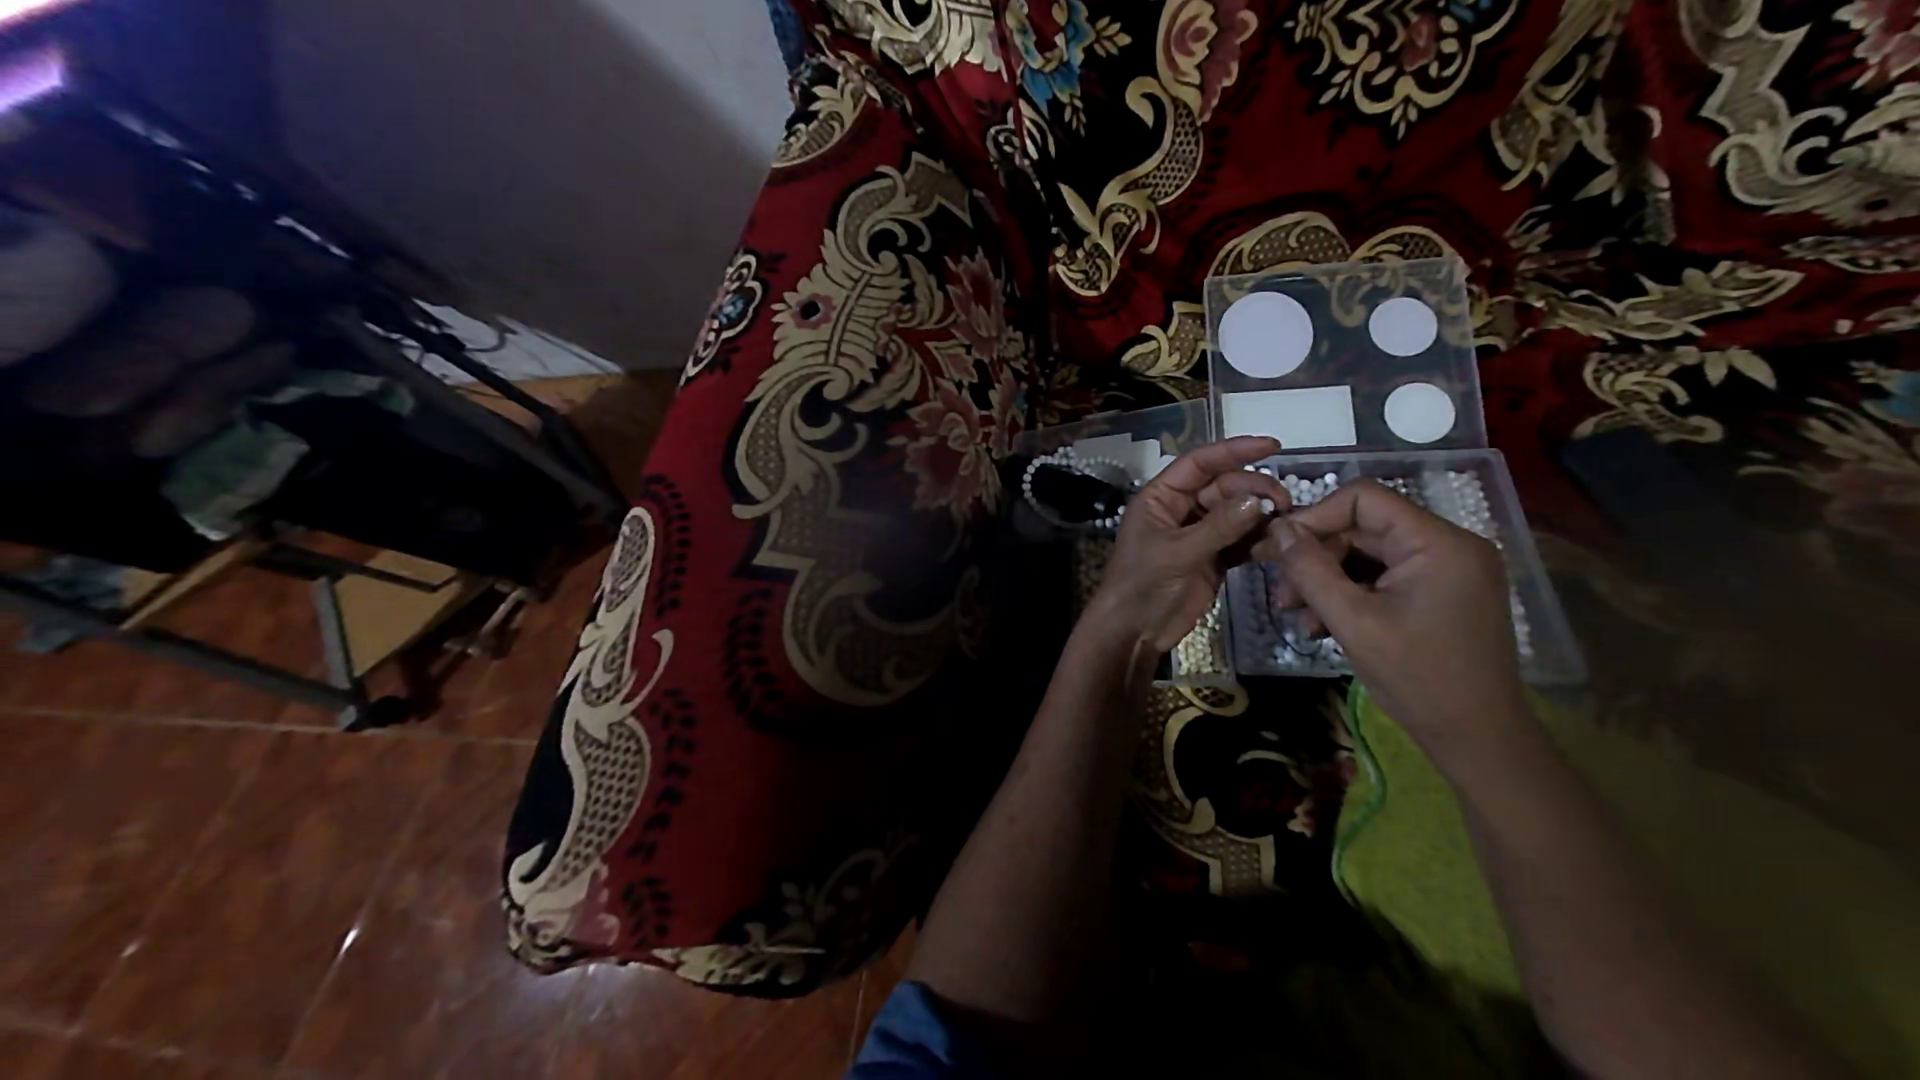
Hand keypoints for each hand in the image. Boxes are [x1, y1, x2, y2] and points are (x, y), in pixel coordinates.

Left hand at [1086, 437, 1286, 653]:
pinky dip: (1260, 540)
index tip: (1272, 446)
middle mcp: (1181, 510)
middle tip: (1282, 504)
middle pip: (1224, 487)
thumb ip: (1218, 527)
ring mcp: (1199, 534)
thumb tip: (1257, 501)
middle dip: (1254, 490)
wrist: (1134, 630)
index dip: (1234, 451)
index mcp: (1161, 497)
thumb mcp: (1178, 552)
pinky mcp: (1214, 558)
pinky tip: (1278, 543)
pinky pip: (1242, 540)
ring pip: (1237, 512)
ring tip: (1287, 522)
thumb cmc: (1142, 584)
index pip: (1199, 463)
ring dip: (1261, 515)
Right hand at [1251, 479, 1529, 753]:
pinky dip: (1348, 593)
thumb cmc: (1417, 678)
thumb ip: (1311, 570)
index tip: (1278, 548)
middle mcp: (1448, 545)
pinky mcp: (1438, 592)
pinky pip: (1381, 576)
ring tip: (1294, 614)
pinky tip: (1320, 623)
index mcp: (1438, 543)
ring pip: (1366, 554)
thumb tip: (1278, 531)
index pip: (1364, 498)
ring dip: (1325, 579)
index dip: (1314, 517)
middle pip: (1362, 528)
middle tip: (1279, 591)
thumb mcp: (1352, 621)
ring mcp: (1445, 569)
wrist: (1476, 736)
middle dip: (1315, 556)